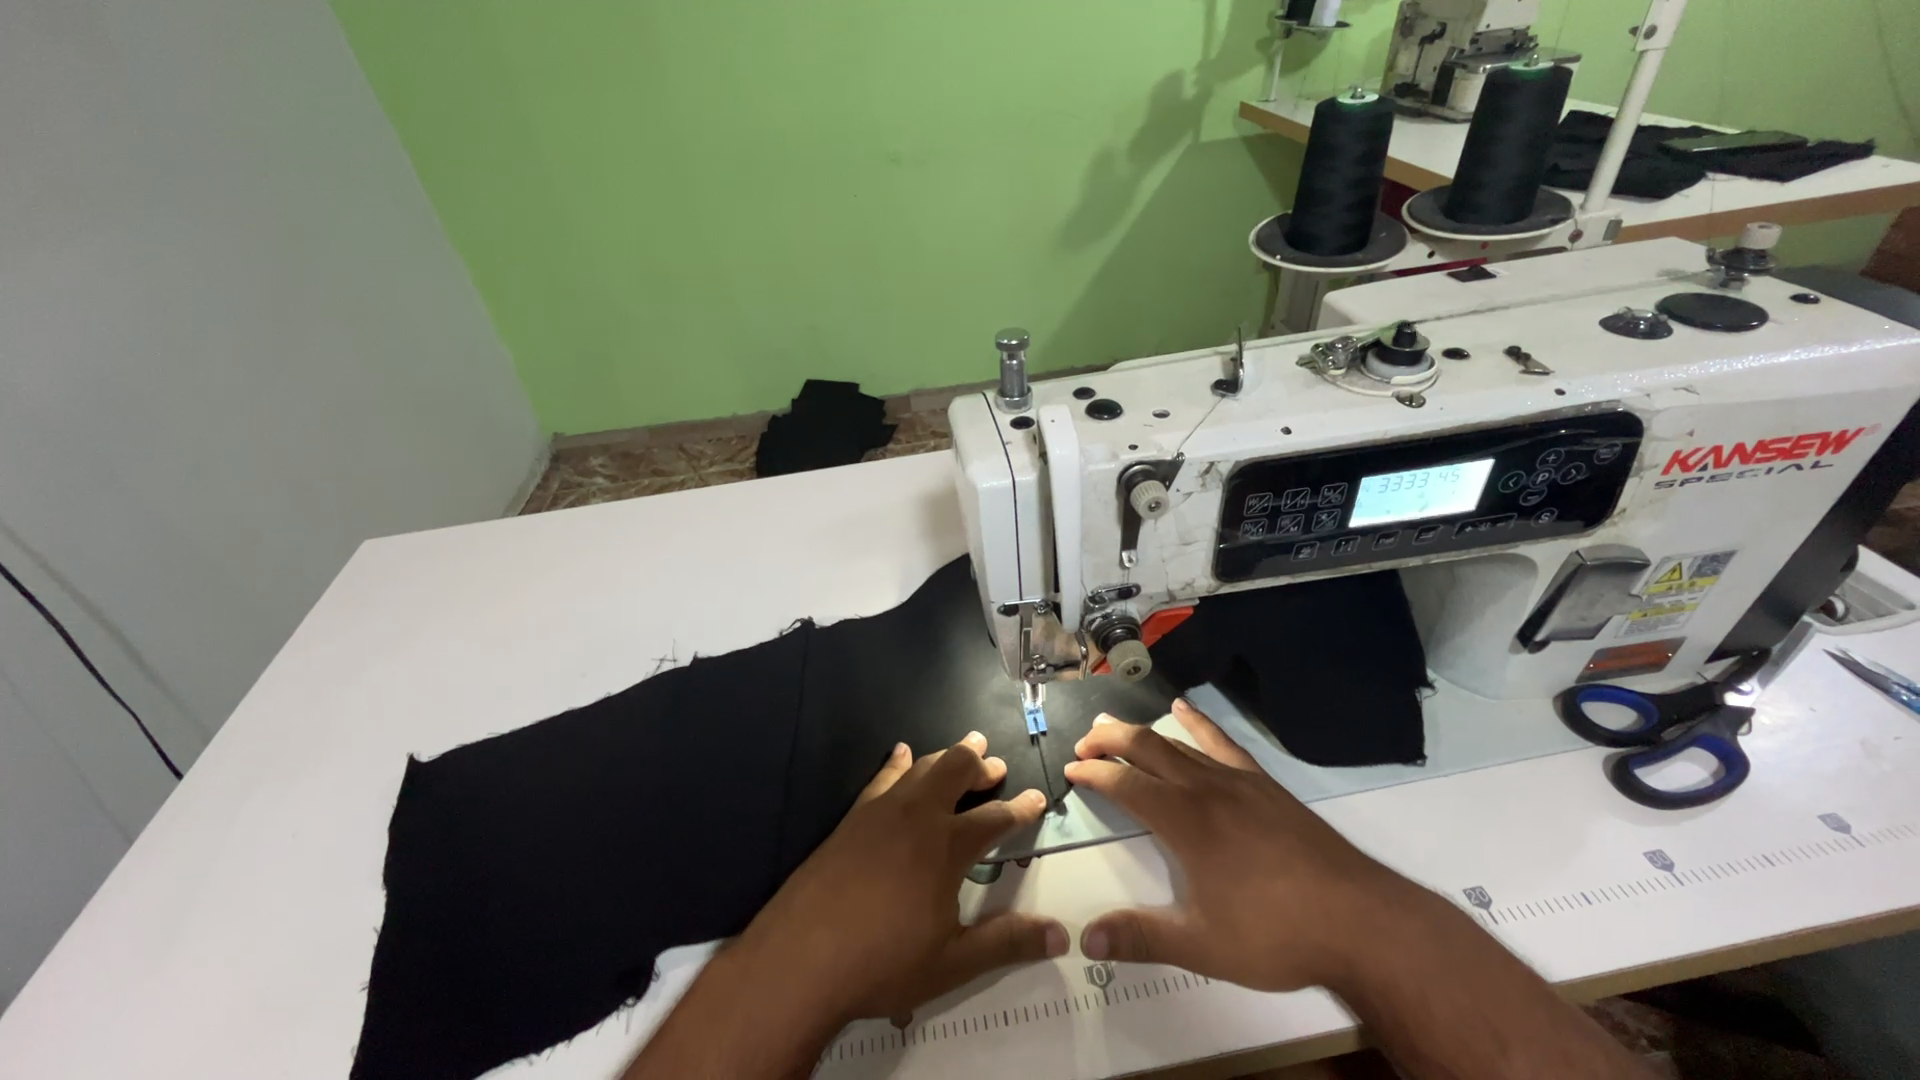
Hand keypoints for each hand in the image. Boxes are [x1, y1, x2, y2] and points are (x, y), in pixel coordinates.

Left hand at [728, 732, 1067, 1025]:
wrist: (800, 958)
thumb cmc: (882, 963)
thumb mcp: (953, 963)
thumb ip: (1007, 943)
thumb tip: (1061, 935)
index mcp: (947, 849)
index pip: (995, 819)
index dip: (1021, 808)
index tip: (1038, 798)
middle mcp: (917, 818)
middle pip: (956, 773)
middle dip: (981, 765)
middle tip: (996, 763)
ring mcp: (880, 814)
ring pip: (922, 769)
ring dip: (947, 757)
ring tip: (964, 748)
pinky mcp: (851, 819)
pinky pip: (882, 778)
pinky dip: (898, 763)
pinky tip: (902, 753)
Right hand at [1064, 700, 1430, 992]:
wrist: (1361, 922)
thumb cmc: (1275, 934)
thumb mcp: (1201, 944)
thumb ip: (1141, 938)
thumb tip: (1085, 940)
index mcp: (1184, 821)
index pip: (1125, 784)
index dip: (1093, 773)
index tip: (1070, 772)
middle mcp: (1207, 790)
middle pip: (1147, 748)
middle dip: (1109, 741)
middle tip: (1083, 744)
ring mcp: (1240, 782)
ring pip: (1180, 743)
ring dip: (1143, 732)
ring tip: (1115, 726)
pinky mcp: (1267, 786)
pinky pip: (1223, 743)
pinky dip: (1200, 724)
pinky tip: (1187, 710)